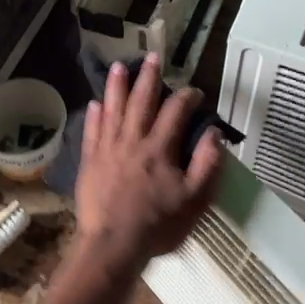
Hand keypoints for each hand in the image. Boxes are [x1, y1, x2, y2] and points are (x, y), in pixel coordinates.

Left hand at [72, 55, 223, 273]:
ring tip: (119, 66)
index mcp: (160, 149)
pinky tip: (95, 103)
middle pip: (141, 101)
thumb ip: (207, 164)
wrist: (113, 246)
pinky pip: (92, 131)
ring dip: (117, 86)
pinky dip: (94, 115)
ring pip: (113, 109)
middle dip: (149, 77)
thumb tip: (214, 133)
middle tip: (152, 57)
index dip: (187, 97)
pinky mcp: (90, 162)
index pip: (176, 112)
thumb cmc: (158, 225)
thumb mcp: (195, 200)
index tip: (195, 92)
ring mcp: (108, 150)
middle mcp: (133, 141)